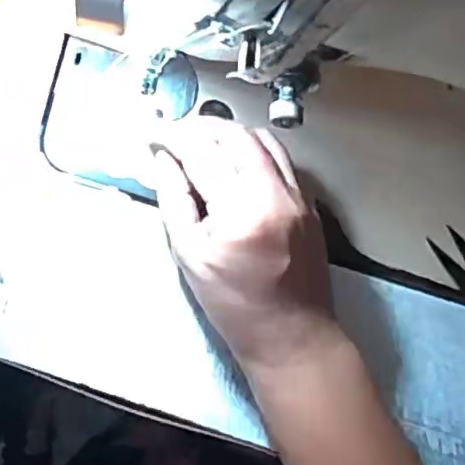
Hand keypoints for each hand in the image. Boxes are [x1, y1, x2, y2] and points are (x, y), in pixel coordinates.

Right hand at [147, 118, 341, 374]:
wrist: (293, 336)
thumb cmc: (232, 302)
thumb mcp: (188, 253)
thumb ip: (174, 199)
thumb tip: (163, 160)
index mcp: (243, 210)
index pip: (202, 153)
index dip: (173, 139)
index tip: (154, 136)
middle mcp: (277, 194)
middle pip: (236, 136)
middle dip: (200, 128)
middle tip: (175, 136)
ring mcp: (300, 197)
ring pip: (263, 140)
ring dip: (228, 134)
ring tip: (202, 144)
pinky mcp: (310, 203)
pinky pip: (280, 159)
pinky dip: (252, 150)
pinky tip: (232, 164)